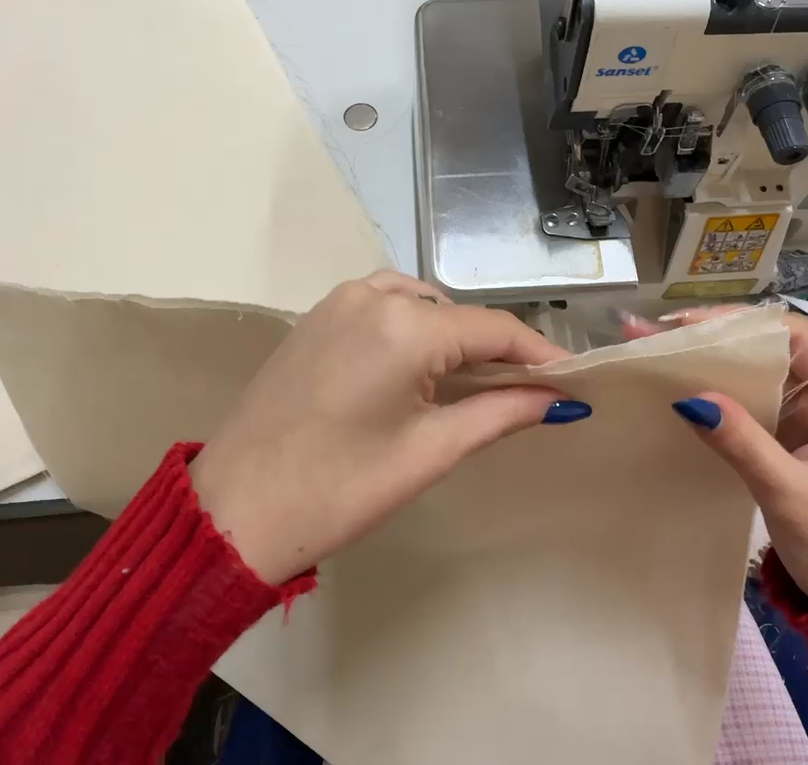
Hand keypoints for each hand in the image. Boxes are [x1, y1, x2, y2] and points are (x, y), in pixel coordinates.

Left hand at [190, 271, 583, 584]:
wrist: (232, 511)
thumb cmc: (337, 489)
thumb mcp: (429, 452)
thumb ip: (500, 414)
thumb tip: (558, 400)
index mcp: (404, 325)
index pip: (494, 329)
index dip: (540, 354)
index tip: (575, 379)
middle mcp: (371, 295)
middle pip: (457, 314)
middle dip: (496, 349)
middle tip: (529, 391)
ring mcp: (337, 301)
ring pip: (420, 303)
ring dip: (453, 334)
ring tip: (475, 381)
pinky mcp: (315, 317)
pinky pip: (382, 306)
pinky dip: (413, 326)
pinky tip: (421, 365)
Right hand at [621, 307, 807, 624]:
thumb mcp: (791, 497)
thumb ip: (744, 443)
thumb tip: (689, 397)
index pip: (795, 336)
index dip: (739, 323)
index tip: (684, 326)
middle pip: (773, 348)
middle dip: (715, 340)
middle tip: (654, 337)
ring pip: (760, 374)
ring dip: (714, 366)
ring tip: (658, 356)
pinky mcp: (796, 440)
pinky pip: (755, 404)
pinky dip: (721, 396)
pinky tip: (683, 392)